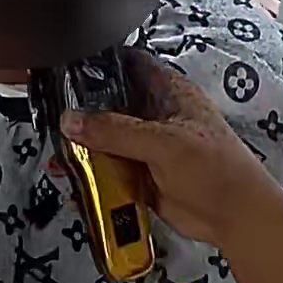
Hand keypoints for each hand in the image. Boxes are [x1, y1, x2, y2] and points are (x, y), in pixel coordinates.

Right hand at [62, 49, 282, 247]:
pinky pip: (112, 174)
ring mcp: (148, 150)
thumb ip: (115, 131)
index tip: (65, 69)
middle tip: (49, 118)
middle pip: (112, 107)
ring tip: (55, 156)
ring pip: (109, 143)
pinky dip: (94, 180)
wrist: (233, 218)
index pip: (130, 66)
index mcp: (168, 94)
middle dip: (84, 113)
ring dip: (85, 151)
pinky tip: (72, 184)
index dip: (101, 64)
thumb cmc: (211, 169)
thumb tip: (69, 121)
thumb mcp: (163, 143)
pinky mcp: (143, 179)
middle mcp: (156, 117)